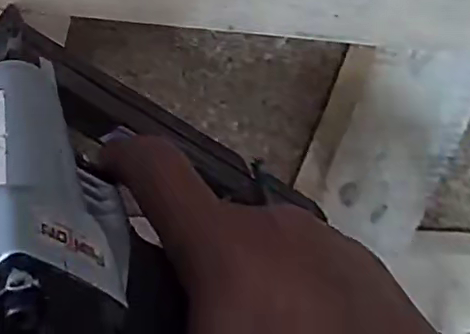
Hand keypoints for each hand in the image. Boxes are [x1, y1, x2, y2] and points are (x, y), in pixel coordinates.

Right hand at [102, 136, 433, 333]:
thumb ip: (165, 310)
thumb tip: (149, 297)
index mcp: (226, 248)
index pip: (157, 166)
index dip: (122, 154)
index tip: (101, 161)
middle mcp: (274, 226)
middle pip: (212, 225)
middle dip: (193, 261)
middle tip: (193, 308)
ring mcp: (326, 241)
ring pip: (264, 247)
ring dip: (248, 280)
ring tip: (253, 325)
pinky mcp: (369, 268)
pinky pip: (310, 266)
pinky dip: (294, 293)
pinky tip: (303, 332)